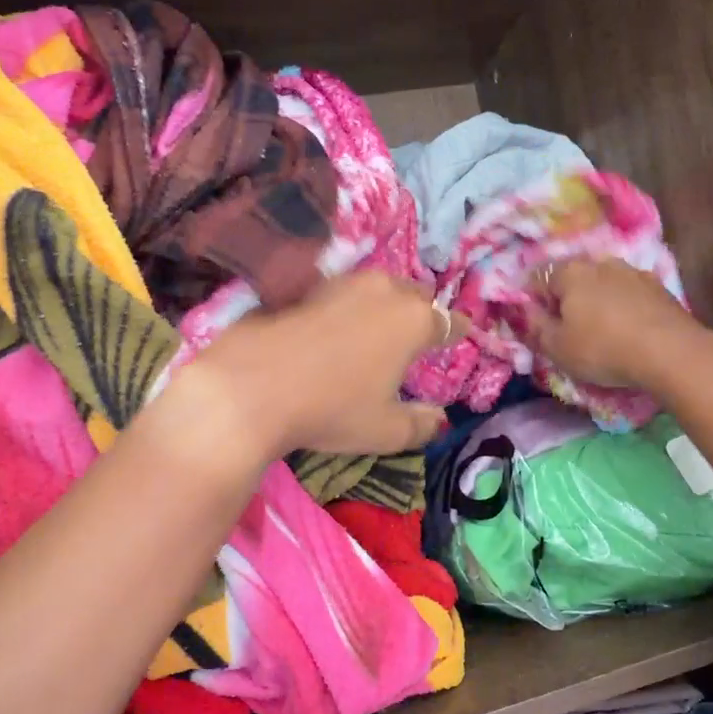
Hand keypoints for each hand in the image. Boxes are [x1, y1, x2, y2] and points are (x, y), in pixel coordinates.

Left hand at [186, 272, 468, 458]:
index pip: (450, 322)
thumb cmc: (331, 409)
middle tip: (418, 336)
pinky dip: (347, 308)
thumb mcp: (385, 430)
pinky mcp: (305, 288)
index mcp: (414, 320)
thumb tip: (439, 418)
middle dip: (422, 311)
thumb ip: (421, 423)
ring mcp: (341, 283)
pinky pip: (341, 294)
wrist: (251, 387)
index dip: (458, 333)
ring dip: (383, 304)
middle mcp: (383, 290)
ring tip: (379, 329)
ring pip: (377, 288)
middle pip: (415, 295)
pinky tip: (336, 330)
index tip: (461, 339)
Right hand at [526, 257, 707, 389]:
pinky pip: (630, 294)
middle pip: (573, 279)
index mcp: (569, 272)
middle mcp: (600, 263)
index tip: (542, 327)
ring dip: (598, 302)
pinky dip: (624, 307)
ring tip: (603, 330)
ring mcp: (633, 271)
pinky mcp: (659, 286)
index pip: (538, 279)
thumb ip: (535, 327)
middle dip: (568, 300)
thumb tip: (525, 310)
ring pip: (604, 284)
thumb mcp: (557, 348)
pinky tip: (630, 329)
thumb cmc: (603, 349)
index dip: (534, 303)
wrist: (670, 351)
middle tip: (571, 331)